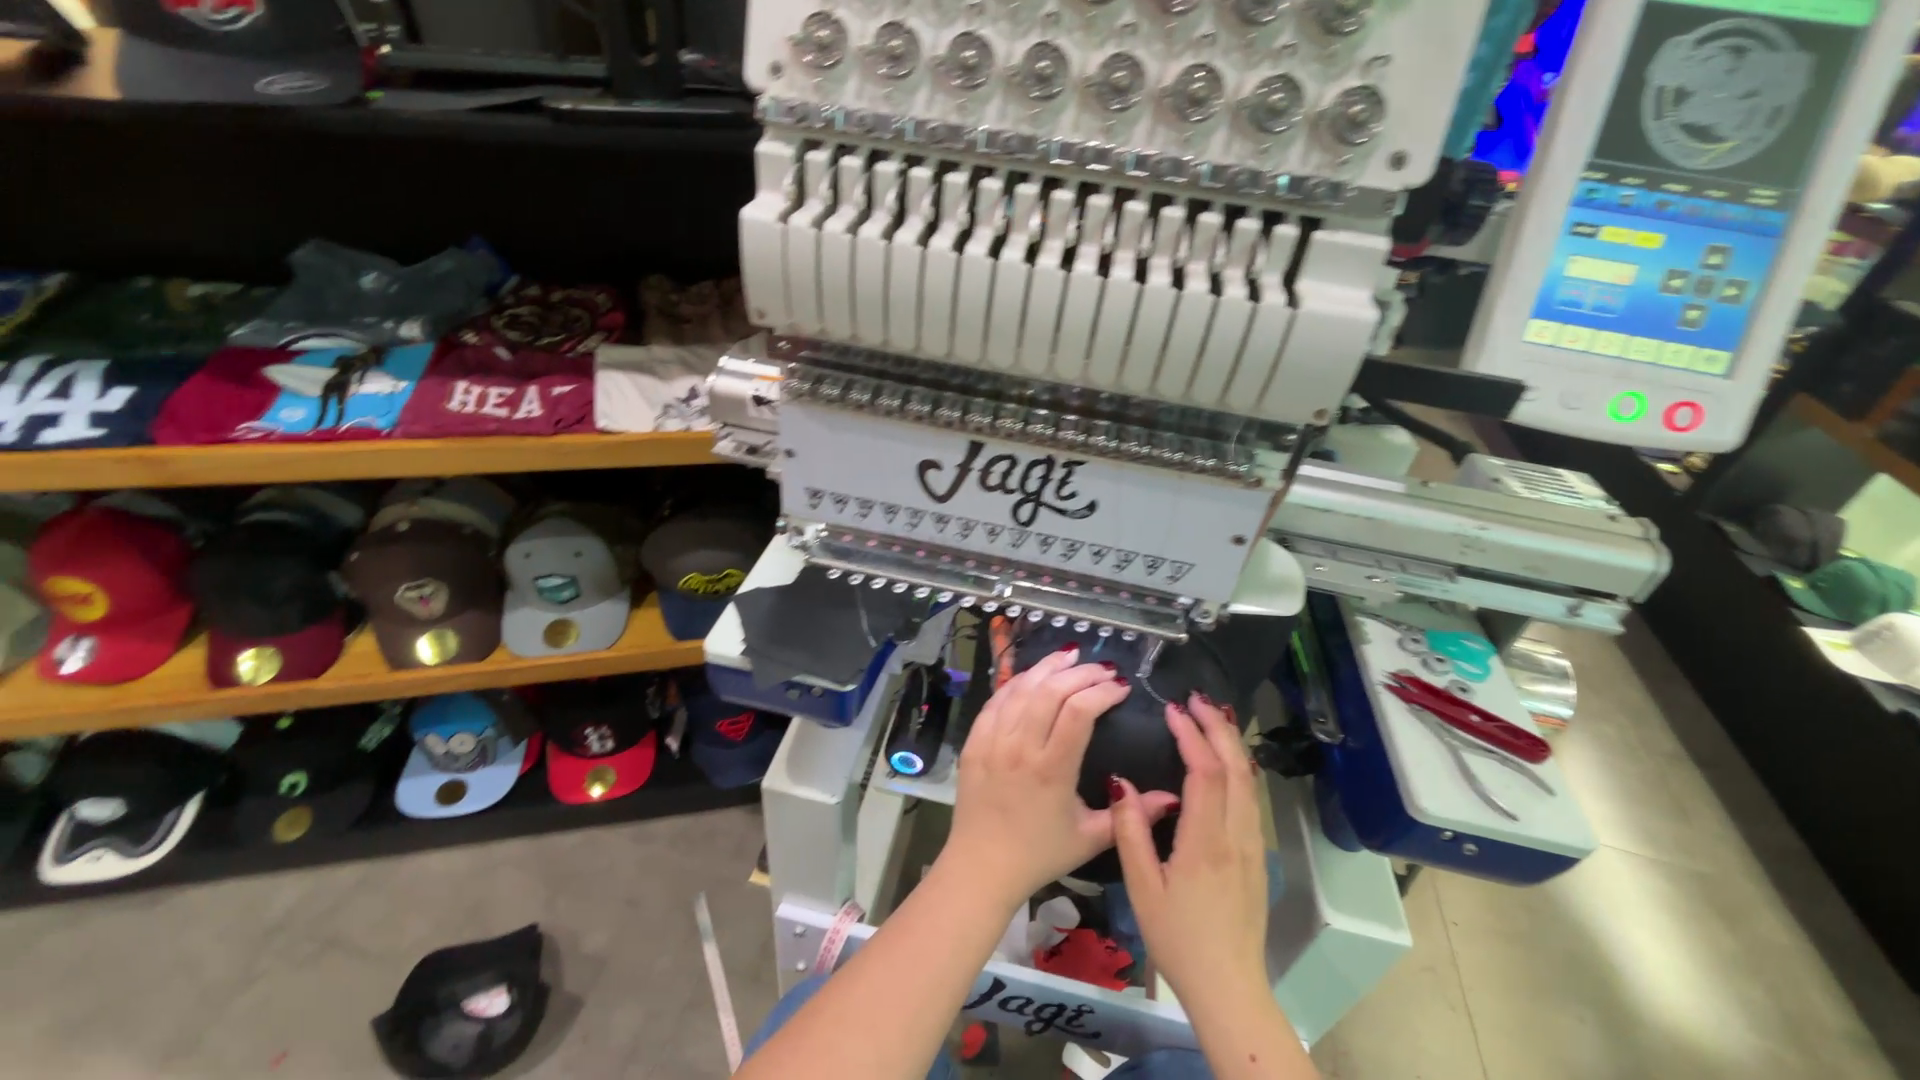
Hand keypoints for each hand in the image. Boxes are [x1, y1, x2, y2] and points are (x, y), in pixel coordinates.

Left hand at [940, 645, 1177, 907]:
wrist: (982, 866)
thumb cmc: (1040, 854)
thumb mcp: (1091, 839)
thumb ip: (1130, 815)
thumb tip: (1173, 798)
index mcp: (1051, 769)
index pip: (1080, 711)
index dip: (1103, 691)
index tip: (1122, 688)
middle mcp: (1020, 747)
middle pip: (1051, 691)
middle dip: (1081, 673)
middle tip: (1103, 669)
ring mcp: (992, 742)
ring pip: (1021, 689)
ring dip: (1048, 668)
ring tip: (1070, 657)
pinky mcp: (973, 743)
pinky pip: (995, 702)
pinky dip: (1016, 683)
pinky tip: (1032, 676)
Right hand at [1111, 693, 1270, 1004]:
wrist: (1229, 984)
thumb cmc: (1178, 939)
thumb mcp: (1143, 888)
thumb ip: (1132, 833)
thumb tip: (1121, 784)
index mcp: (1207, 841)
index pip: (1206, 772)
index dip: (1191, 735)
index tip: (1172, 710)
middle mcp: (1238, 835)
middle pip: (1237, 767)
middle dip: (1218, 727)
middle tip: (1196, 699)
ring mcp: (1254, 845)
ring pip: (1250, 781)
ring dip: (1232, 744)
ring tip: (1211, 718)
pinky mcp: (1258, 856)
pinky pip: (1252, 798)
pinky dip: (1239, 768)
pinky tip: (1226, 763)